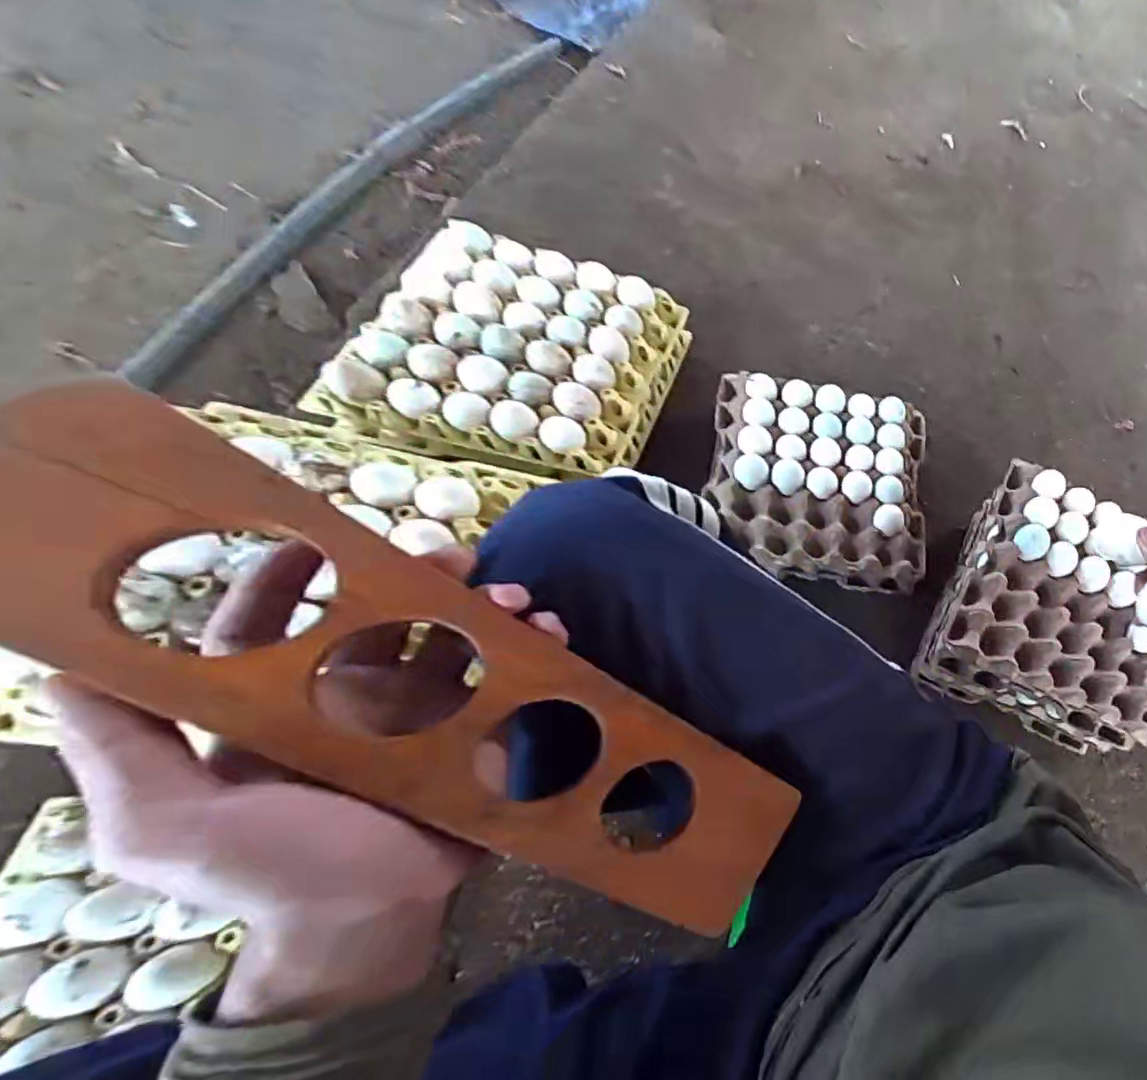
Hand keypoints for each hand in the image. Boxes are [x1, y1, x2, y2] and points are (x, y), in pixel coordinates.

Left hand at [48, 542, 566, 1023]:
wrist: (370, 916)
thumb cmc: (268, 868)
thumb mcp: (166, 822)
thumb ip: (124, 749)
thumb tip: (65, 665)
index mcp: (283, 705)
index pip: (279, 625)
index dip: (293, 578)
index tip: (318, 537)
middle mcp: (355, 696)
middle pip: (388, 617)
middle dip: (423, 577)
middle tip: (457, 557)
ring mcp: (425, 710)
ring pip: (458, 636)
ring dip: (488, 606)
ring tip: (514, 598)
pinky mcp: (477, 728)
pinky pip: (509, 675)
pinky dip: (534, 645)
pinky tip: (548, 631)